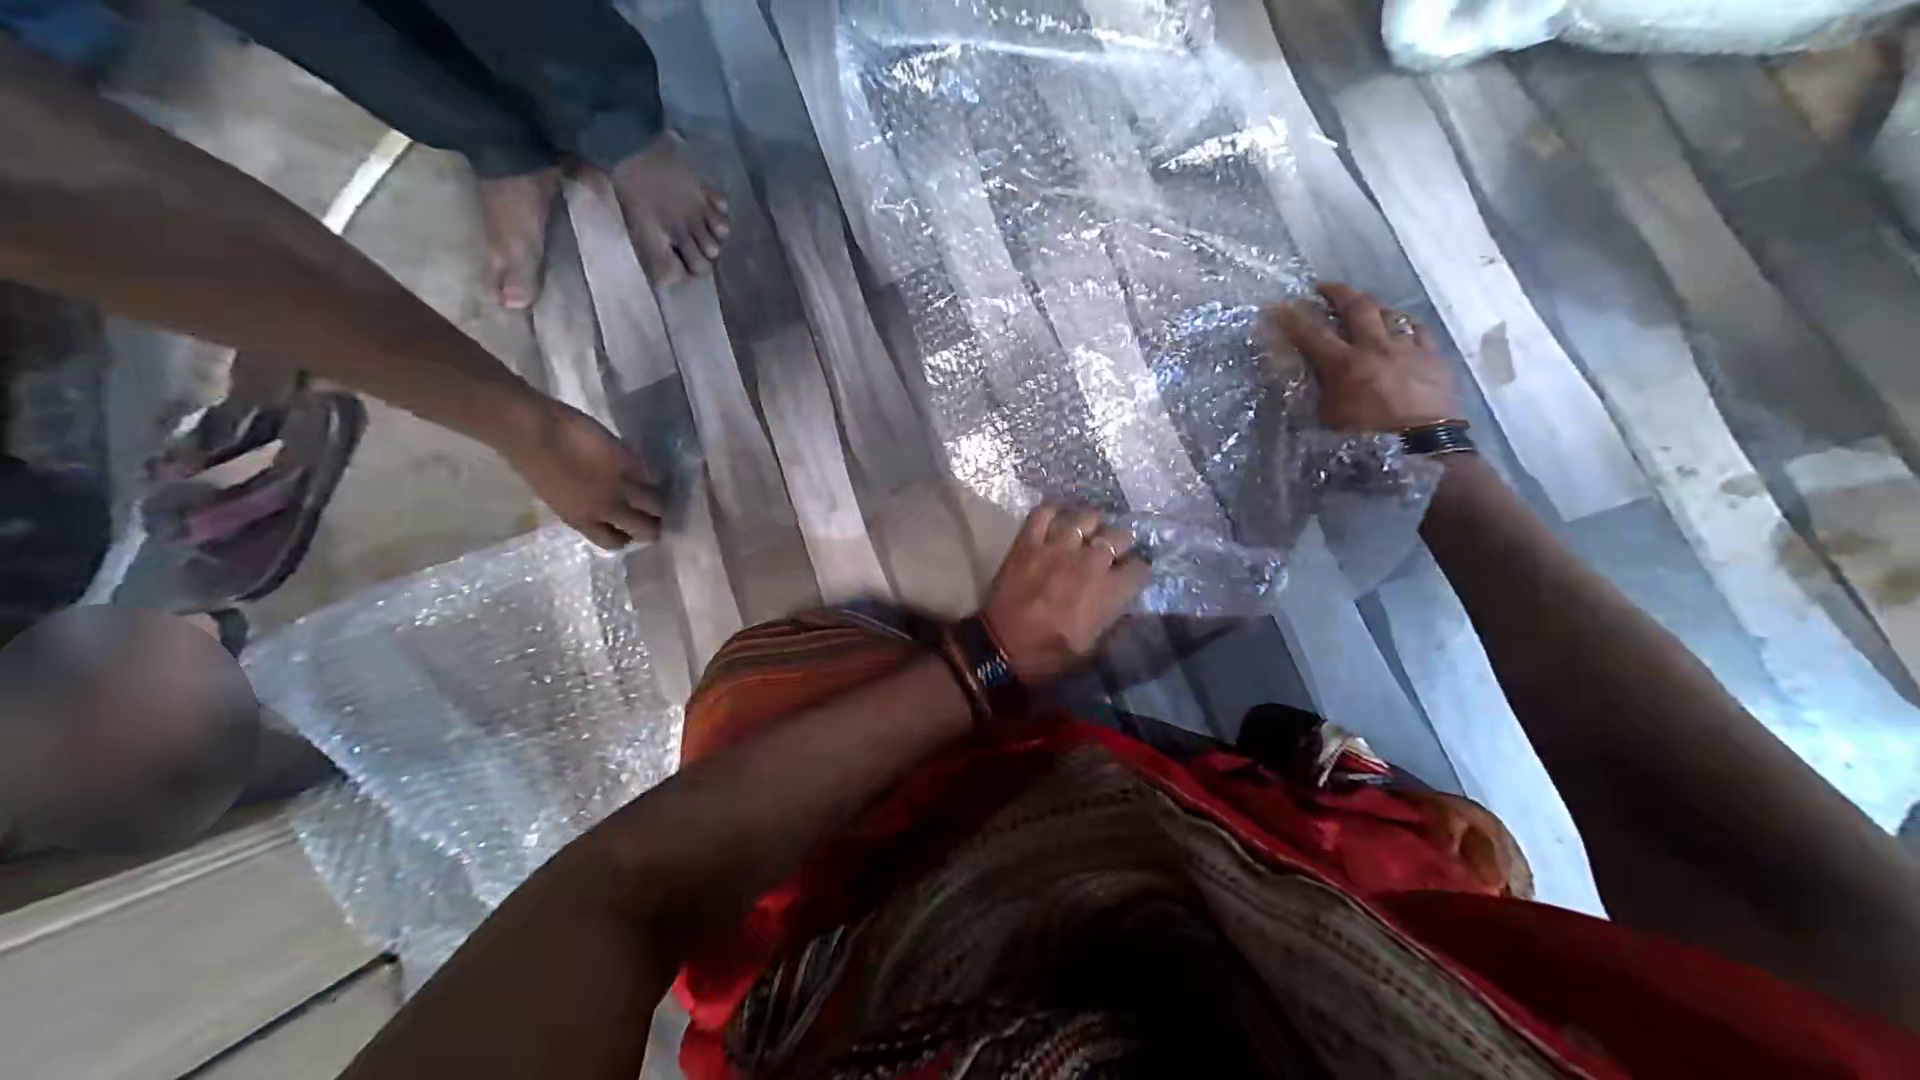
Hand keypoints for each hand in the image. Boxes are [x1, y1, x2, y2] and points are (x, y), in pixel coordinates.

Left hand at [501, 398, 661, 548]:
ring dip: (660, 501)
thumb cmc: (532, 462)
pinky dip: (653, 475)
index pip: (614, 542)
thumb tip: (605, 506)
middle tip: (659, 517)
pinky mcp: (629, 463)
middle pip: (645, 529)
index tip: (630, 528)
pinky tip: (648, 469)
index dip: (626, 536)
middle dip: (653, 525)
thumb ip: (584, 506)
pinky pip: (651, 475)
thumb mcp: (557, 497)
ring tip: (661, 493)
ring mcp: (620, 487)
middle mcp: (605, 509)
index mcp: (580, 519)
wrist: (531, 432)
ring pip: (655, 504)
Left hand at [980, 504, 1151, 683]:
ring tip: (1088, 532)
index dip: (1138, 571)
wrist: (1002, 648)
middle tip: (1112, 551)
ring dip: (1092, 524)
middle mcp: (1088, 561)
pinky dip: (1053, 512)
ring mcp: (1056, 547)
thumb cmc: (1051, 655)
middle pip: (1118, 536)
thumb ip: (1115, 622)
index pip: (1139, 568)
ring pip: (1085, 518)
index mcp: (1108, 590)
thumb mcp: (1095, 649)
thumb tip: (1128, 608)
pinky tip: (1057, 520)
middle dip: (1121, 543)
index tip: (1132, 575)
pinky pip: (1044, 513)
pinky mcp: (1028, 542)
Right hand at [1269, 282, 1460, 433]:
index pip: (1312, 334)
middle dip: (1338, 293)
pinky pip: (1418, 329)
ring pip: (1391, 313)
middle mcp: (1377, 348)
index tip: (1279, 306)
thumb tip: (1310, 376)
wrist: (1421, 447)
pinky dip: (1403, 324)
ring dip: (1372, 306)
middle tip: (1324, 287)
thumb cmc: (1365, 441)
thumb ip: (1320, 390)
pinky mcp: (1433, 357)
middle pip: (1358, 307)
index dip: (1293, 318)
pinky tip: (1399, 327)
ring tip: (1363, 307)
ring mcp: (1409, 349)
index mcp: (1345, 365)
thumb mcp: (1328, 418)